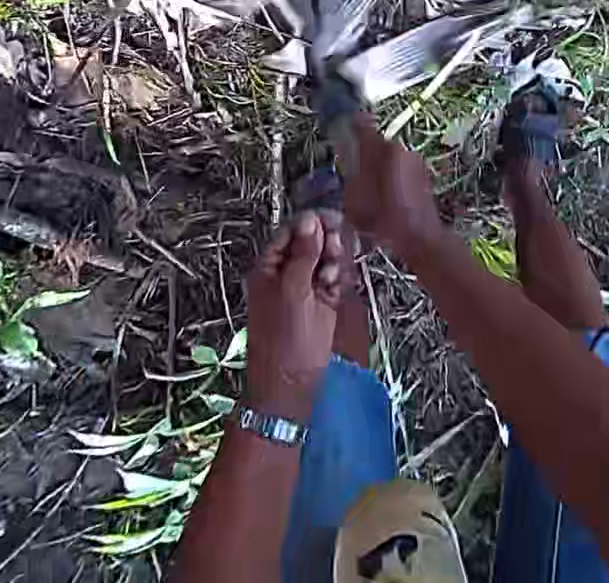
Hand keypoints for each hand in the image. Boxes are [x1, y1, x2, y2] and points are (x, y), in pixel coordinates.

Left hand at [245, 210, 344, 417]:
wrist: (291, 390)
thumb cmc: (285, 340)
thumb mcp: (294, 292)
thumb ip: (303, 255)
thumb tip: (310, 219)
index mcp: (270, 269)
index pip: (290, 233)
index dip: (310, 224)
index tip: (333, 220)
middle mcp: (287, 274)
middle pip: (309, 244)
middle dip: (325, 242)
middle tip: (336, 249)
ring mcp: (306, 289)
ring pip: (324, 260)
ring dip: (332, 259)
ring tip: (332, 275)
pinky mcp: (323, 304)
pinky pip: (333, 279)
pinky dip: (338, 277)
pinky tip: (338, 283)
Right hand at [342, 113, 442, 259]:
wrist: (419, 236)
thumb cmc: (383, 217)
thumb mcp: (354, 199)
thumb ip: (350, 176)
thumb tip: (349, 162)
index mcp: (382, 149)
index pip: (363, 127)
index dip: (352, 125)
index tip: (345, 127)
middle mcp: (400, 149)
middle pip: (378, 143)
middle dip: (367, 153)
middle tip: (355, 169)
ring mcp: (415, 160)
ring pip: (391, 156)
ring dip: (382, 166)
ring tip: (372, 187)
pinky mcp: (424, 173)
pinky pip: (403, 168)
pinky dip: (394, 176)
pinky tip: (389, 195)